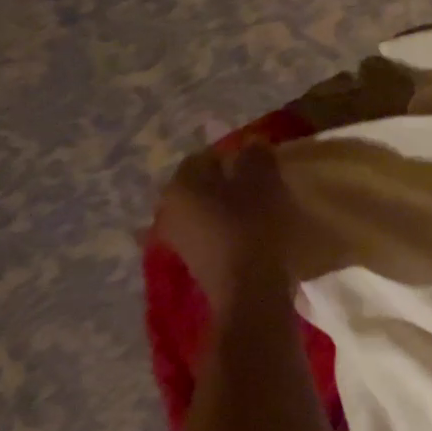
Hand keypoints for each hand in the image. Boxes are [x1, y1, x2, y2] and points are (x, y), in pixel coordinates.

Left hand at [155, 144, 291, 315]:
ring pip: (202, 208)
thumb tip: (252, 143)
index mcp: (181, 185)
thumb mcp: (263, 185)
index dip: (234, 155)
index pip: (204, 157)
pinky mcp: (189, 257)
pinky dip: (222, 226)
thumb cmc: (254, 228)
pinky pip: (205, 229)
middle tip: (260, 185)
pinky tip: (245, 232)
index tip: (262, 162)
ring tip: (256, 209)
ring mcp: (174, 235)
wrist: (248, 287)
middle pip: (200, 184)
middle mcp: (167, 207)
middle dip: (226, 181)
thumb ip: (255, 158)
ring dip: (224, 205)